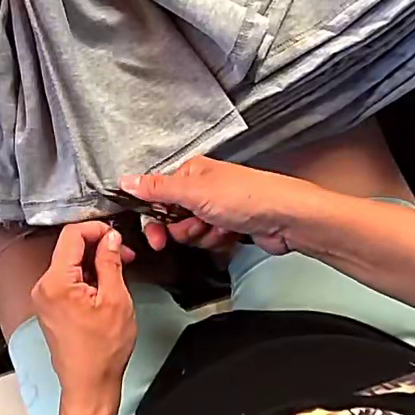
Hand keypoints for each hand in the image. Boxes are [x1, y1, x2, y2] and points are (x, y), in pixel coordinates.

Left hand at [30, 221, 136, 414]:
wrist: (89, 385)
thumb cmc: (102, 352)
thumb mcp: (116, 299)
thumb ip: (111, 262)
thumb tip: (110, 238)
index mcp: (56, 282)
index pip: (71, 235)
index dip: (96, 229)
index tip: (116, 235)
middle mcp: (43, 286)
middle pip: (69, 248)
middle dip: (97, 246)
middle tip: (124, 255)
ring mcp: (44, 297)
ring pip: (69, 263)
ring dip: (93, 262)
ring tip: (118, 272)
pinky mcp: (49, 305)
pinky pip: (67, 279)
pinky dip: (86, 276)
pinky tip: (104, 286)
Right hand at [121, 156, 324, 254]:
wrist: (289, 218)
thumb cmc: (248, 197)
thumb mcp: (193, 191)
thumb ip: (156, 188)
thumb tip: (126, 180)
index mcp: (191, 173)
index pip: (157, 196)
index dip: (154, 218)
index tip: (155, 235)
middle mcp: (202, 188)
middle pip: (172, 217)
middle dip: (182, 229)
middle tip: (193, 231)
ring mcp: (217, 208)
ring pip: (191, 231)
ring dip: (202, 236)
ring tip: (220, 228)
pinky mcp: (230, 225)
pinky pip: (209, 239)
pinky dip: (217, 241)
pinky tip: (231, 234)